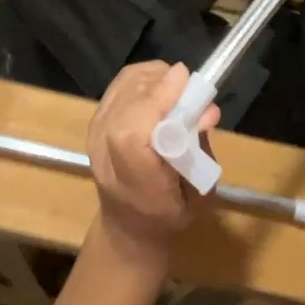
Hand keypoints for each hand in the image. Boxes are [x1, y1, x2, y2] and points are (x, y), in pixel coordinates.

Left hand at [86, 62, 220, 257]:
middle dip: (163, 84)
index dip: (157, 100)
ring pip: (124, 86)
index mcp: (133, 183)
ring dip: (155, 77)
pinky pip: (120, 84)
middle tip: (192, 88)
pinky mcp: (96, 119)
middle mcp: (106, 154)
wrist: (129, 227)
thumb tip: (209, 109)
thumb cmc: (170, 214)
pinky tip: (161, 87)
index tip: (185, 79)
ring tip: (178, 89)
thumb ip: (198, 148)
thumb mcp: (197, 192)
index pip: (131, 135)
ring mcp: (95, 134)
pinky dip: (143, 78)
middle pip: (128, 103)